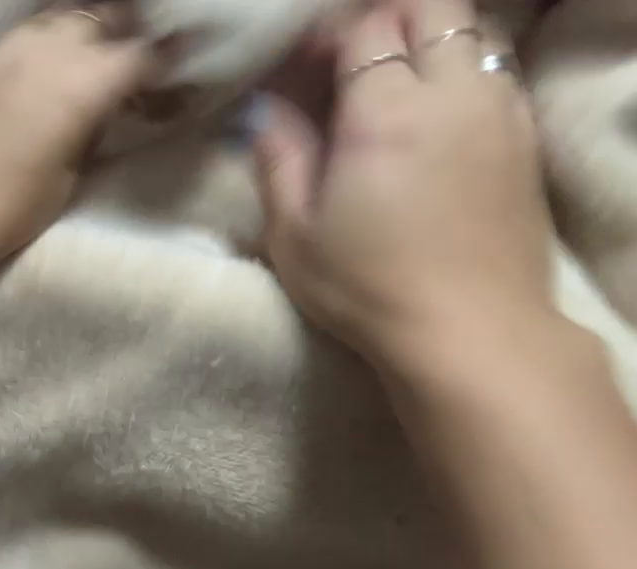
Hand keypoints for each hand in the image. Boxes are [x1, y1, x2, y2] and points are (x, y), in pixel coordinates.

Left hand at [0, 4, 150, 285]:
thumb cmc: (5, 215)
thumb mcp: (67, 180)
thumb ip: (91, 132)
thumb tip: (102, 111)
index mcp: (87, 82)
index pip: (145, 53)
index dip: (167, 60)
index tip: (178, 66)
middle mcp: (50, 53)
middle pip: (103, 19)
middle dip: (123, 35)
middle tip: (129, 60)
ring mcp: (5, 57)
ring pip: (57, 20)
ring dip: (78, 33)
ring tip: (82, 60)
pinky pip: (17, 44)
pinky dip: (37, 50)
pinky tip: (36, 75)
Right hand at [252, 0, 556, 379]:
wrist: (464, 321)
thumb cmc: (360, 284)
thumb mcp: (292, 233)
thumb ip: (279, 160)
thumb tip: (262, 111)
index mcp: (385, 116)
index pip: (366, 32)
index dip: (327, 38)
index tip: (295, 65)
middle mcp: (453, 93)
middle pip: (430, 11)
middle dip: (382, 21)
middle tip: (338, 60)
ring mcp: (499, 108)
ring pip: (470, 31)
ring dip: (423, 38)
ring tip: (380, 79)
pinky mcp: (522, 131)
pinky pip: (493, 67)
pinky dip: (457, 66)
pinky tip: (425, 107)